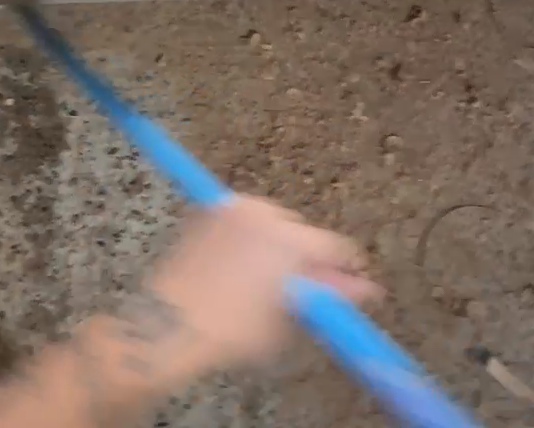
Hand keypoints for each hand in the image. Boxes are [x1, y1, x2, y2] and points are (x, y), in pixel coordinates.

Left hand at [146, 196, 381, 375]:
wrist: (173, 318)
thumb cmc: (234, 327)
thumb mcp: (288, 318)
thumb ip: (326, 297)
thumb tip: (360, 289)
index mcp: (291, 238)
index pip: (336, 246)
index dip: (347, 268)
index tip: (351, 283)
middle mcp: (264, 211)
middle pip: (299, 230)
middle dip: (304, 255)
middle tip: (300, 285)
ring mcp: (232, 206)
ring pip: (269, 221)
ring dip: (274, 242)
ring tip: (266, 277)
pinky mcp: (208, 210)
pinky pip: (240, 219)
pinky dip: (247, 235)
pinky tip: (241, 264)